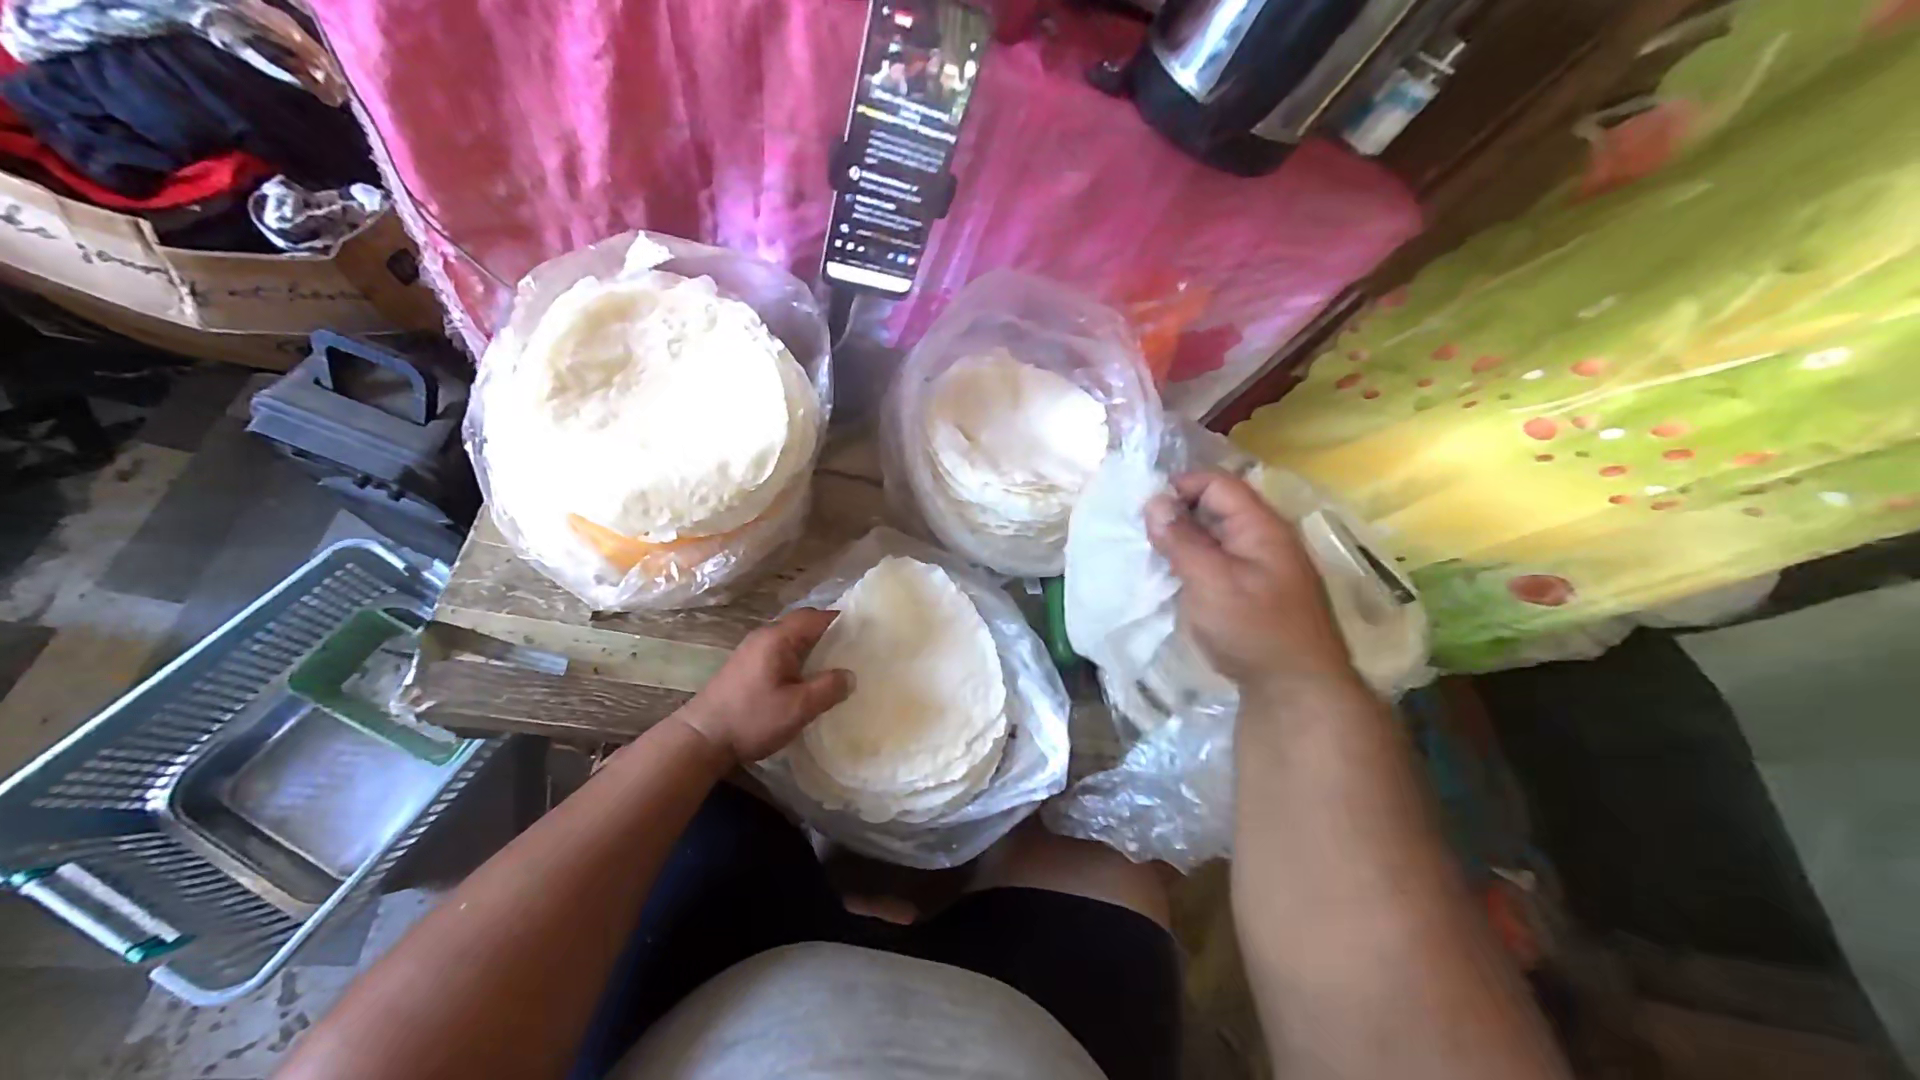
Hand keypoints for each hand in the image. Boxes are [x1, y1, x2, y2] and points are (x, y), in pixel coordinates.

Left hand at [675, 608, 852, 765]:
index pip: (817, 616)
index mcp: (778, 638)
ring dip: (814, 648)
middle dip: (830, 634)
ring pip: (792, 640)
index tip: (866, 633)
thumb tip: (850, 675)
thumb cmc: (752, 718)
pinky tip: (810, 679)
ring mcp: (753, 651)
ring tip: (838, 665)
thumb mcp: (798, 707)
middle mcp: (765, 636)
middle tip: (856, 650)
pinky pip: (781, 652)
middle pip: (804, 624)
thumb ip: (828, 688)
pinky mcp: (747, 667)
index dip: (842, 622)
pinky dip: (800, 659)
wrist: (701, 739)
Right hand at [1146, 470, 1356, 696]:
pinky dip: (1194, 564)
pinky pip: (1219, 562)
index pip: (1217, 483)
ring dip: (1183, 541)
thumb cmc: (1253, 630)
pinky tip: (1174, 580)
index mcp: (1261, 526)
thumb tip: (1154, 501)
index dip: (1180, 487)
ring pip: (1215, 536)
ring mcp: (1262, 566)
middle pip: (1216, 507)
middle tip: (1142, 535)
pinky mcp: (1254, 590)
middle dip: (1177, 514)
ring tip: (1151, 557)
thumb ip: (1181, 540)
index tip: (1144, 511)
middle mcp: (1265, 539)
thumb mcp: (1210, 581)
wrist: (1297, 690)